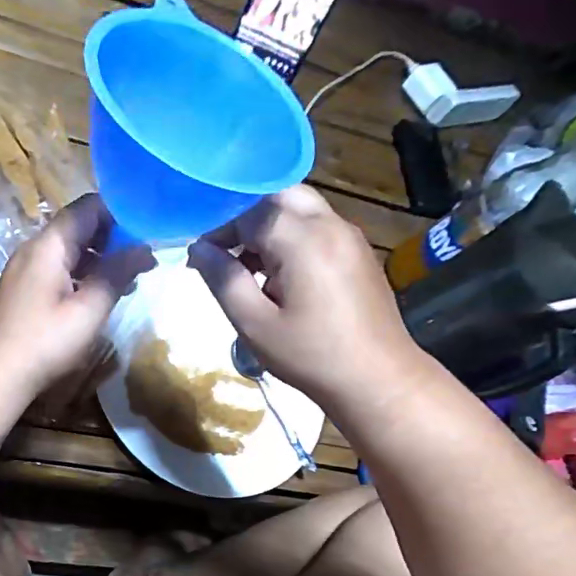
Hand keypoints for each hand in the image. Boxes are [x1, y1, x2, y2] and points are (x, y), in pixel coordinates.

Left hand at [0, 194, 151, 397]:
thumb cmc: (46, 342)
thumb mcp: (89, 310)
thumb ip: (117, 274)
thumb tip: (145, 249)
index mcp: (48, 246)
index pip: (87, 208)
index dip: (120, 213)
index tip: (147, 231)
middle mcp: (33, 250)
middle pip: (78, 228)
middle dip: (112, 239)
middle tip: (143, 260)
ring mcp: (25, 271)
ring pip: (69, 252)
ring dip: (99, 261)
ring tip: (128, 281)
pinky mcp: (23, 292)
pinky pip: (57, 271)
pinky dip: (82, 276)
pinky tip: (99, 298)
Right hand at [188, 185, 423, 413]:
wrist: (376, 378)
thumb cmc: (310, 356)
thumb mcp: (255, 325)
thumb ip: (224, 281)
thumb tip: (198, 250)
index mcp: (302, 239)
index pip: (249, 212)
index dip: (219, 230)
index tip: (201, 259)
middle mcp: (329, 224)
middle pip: (278, 197)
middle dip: (245, 219)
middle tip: (226, 254)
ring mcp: (349, 235)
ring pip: (300, 208)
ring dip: (269, 227)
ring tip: (249, 269)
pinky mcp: (358, 251)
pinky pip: (318, 226)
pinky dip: (292, 237)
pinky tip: (280, 277)